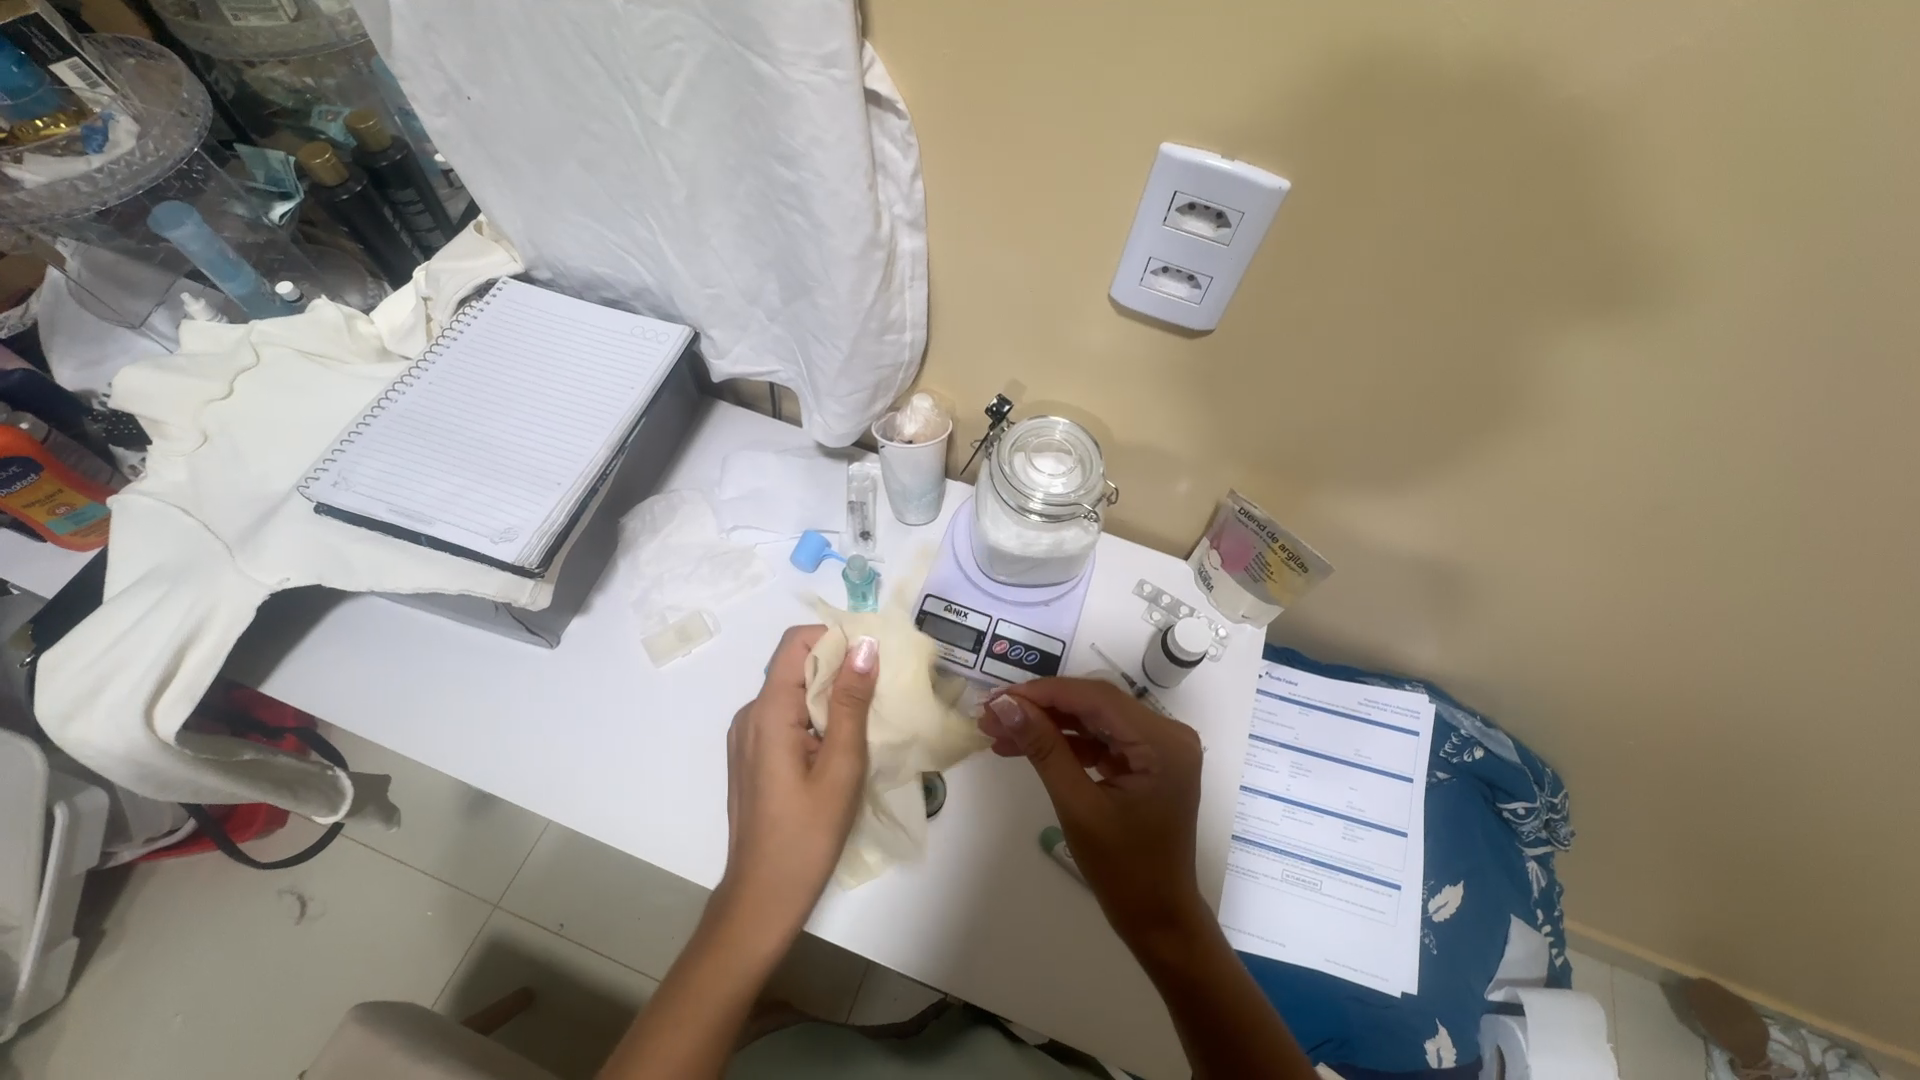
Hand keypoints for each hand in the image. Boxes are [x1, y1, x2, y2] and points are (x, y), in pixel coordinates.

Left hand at [718, 625, 877, 936]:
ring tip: (867, 724)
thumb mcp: (841, 767)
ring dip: (830, 697)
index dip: (836, 638)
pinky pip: (786, 718)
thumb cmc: (806, 835)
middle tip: (882, 693)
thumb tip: (865, 646)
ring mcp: (746, 737)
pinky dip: (816, 719)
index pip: (796, 643)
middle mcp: (750, 715)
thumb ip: (852, 703)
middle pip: (795, 666)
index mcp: (768, 712)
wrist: (762, 897)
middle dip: (840, 668)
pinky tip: (840, 749)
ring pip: (793, 693)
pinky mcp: (752, 756)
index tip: (875, 657)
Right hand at [982, 678, 1209, 955]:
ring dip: (1048, 725)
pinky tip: (1025, 748)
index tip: (997, 698)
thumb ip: (1044, 748)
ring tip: (998, 732)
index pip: (1096, 698)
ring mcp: (1159, 748)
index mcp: (1163, 742)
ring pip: (1093, 720)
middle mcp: (1168, 735)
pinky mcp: (1146, 762)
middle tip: (991, 714)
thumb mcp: (1077, 805)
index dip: (1043, 692)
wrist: (1158, 918)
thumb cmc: (1123, 869)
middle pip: (1094, 704)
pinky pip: (1101, 740)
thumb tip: (1005, 705)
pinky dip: (1065, 743)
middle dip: (1040, 708)